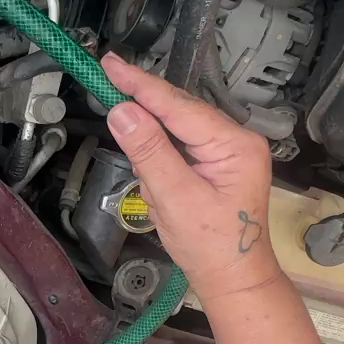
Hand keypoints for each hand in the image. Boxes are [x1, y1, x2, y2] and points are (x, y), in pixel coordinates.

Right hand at [102, 54, 284, 303]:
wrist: (232, 279)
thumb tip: (122, 112)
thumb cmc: (209, 245)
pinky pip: (181, 142)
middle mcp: (236, 140)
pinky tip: (141, 135)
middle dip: (143, 95)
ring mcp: (227, 152)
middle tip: (108, 74)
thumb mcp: (174, 197)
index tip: (110, 64)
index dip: (140, 85)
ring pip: (179, 124)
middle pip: (180, 109)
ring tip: (120, 98)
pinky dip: (157, 139)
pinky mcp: (216, 165)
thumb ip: (149, 151)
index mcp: (233, 144)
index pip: (177, 106)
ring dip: (149, 118)